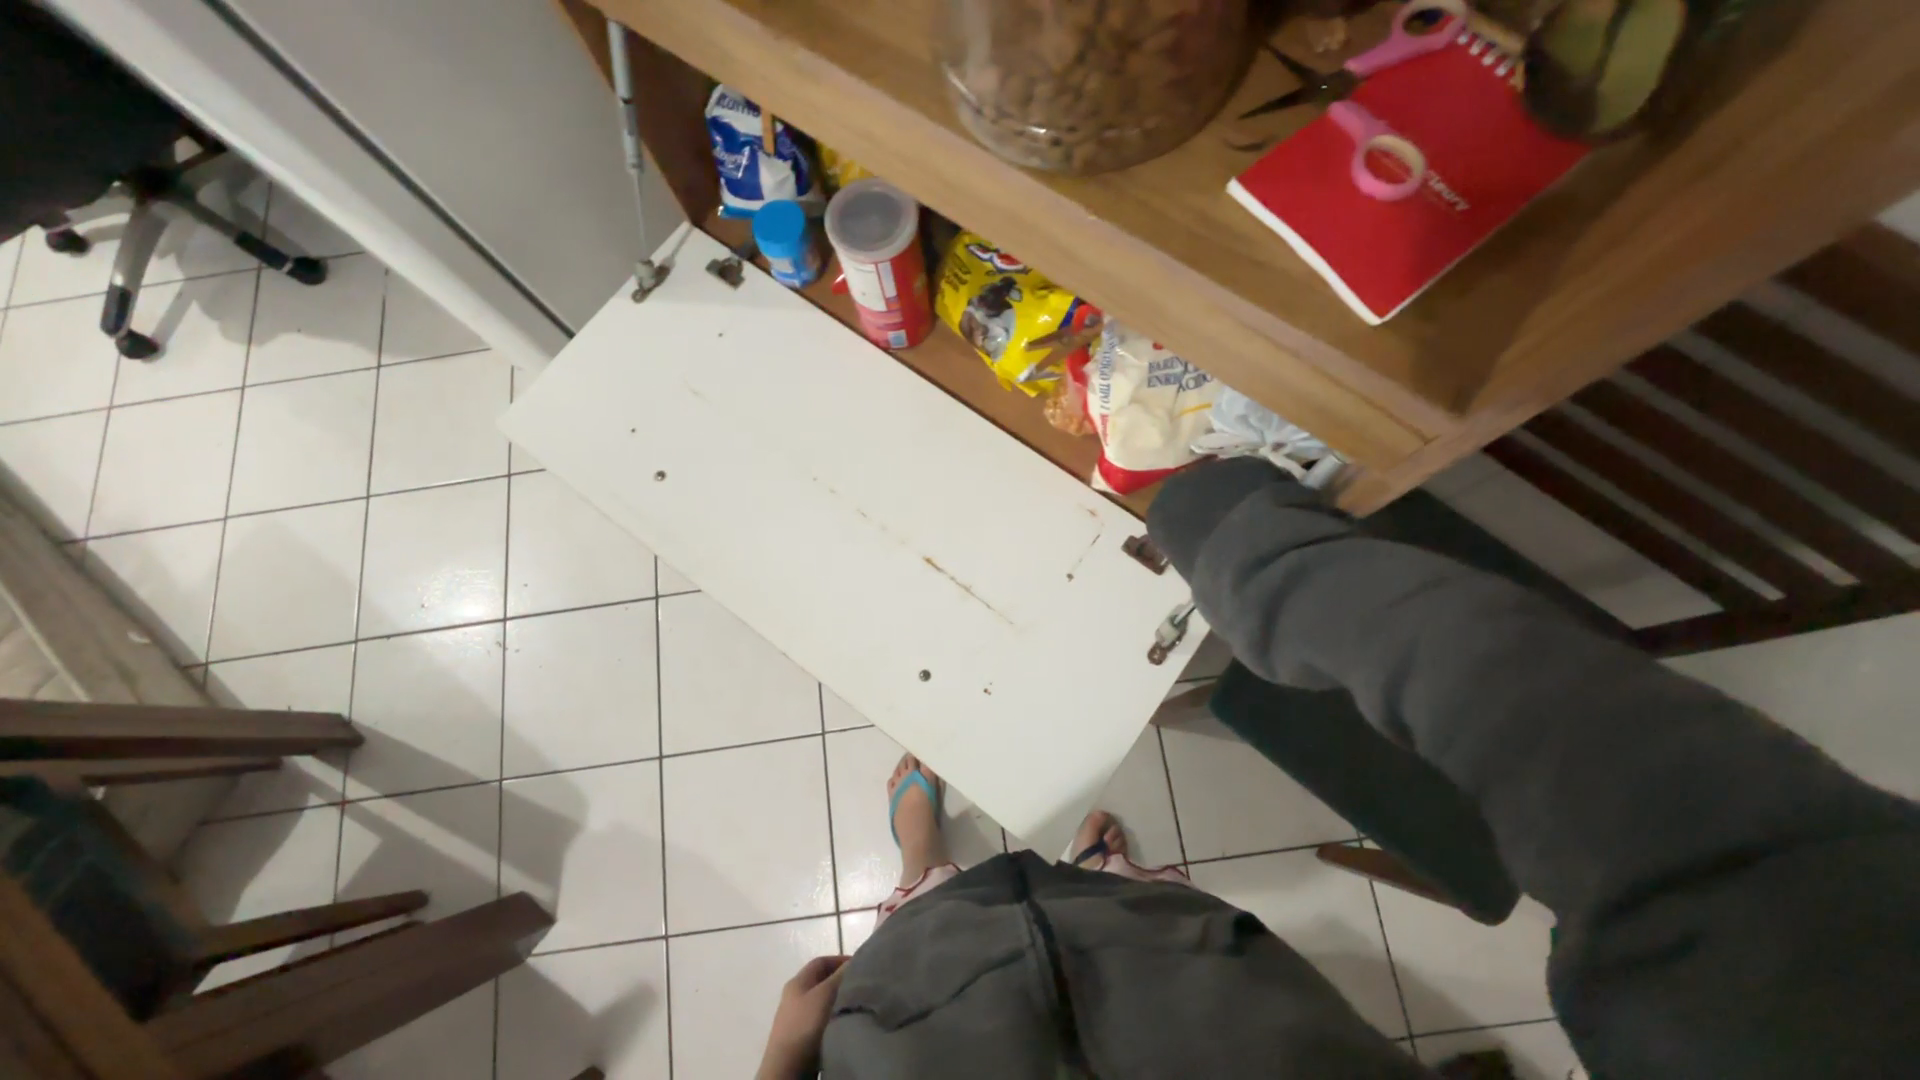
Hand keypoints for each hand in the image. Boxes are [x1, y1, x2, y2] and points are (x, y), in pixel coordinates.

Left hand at [756, 954, 849, 1078]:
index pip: (821, 962)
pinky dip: (835, 1021)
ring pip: (823, 1004)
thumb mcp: (824, 994)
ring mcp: (797, 1020)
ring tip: (858, 1006)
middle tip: (862, 986)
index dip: (840, 960)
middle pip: (822, 982)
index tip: (861, 965)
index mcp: (797, 982)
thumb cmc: (805, 1025)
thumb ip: (840, 976)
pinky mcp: (802, 1040)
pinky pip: (823, 1023)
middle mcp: (795, 998)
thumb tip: (855, 960)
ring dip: (840, 1003)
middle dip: (842, 982)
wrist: (788, 1070)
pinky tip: (846, 1025)